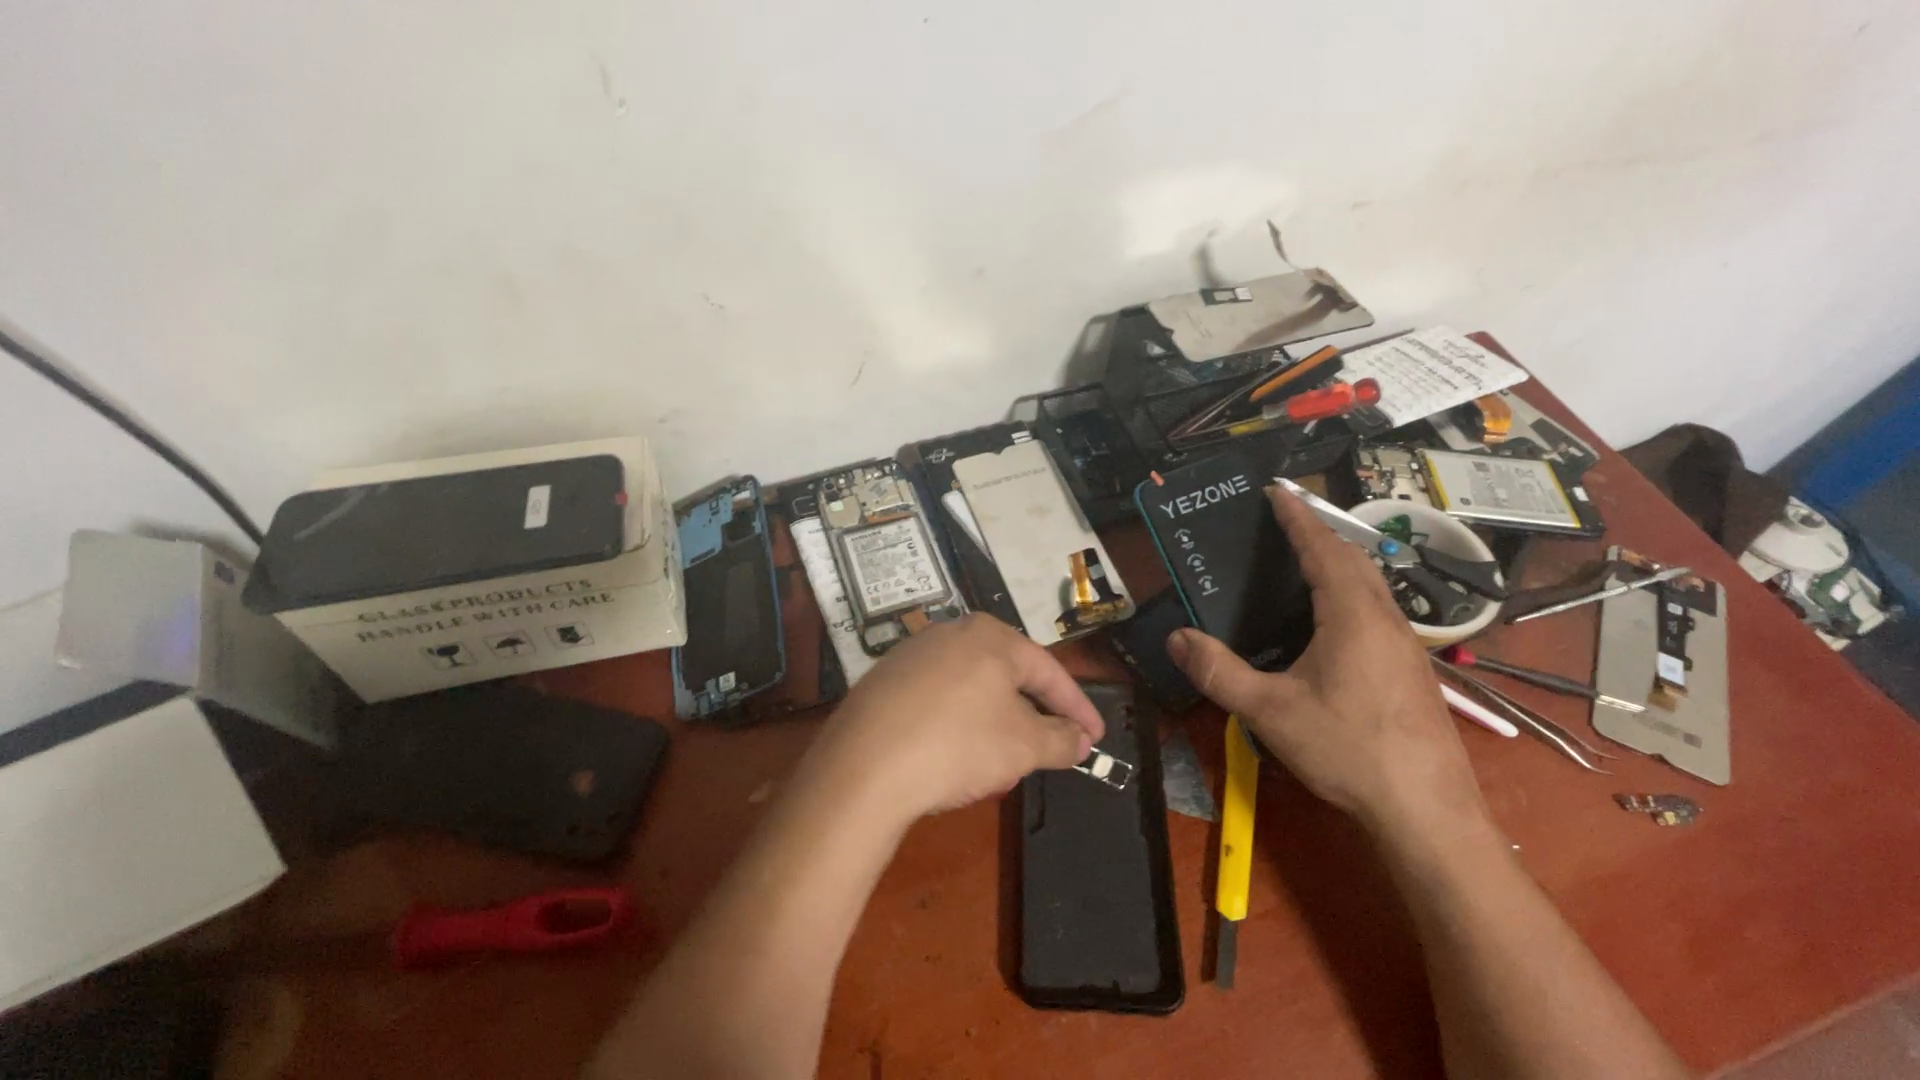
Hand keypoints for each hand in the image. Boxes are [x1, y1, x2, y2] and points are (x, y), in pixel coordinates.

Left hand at [805, 614, 1104, 821]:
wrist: (863, 768)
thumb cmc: (958, 746)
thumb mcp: (1023, 747)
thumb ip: (1061, 740)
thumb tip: (1080, 739)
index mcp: (990, 636)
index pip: (1048, 671)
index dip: (1077, 708)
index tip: (1096, 738)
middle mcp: (949, 633)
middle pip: (1007, 675)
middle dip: (1032, 713)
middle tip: (1051, 746)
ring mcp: (910, 655)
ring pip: (970, 688)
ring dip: (993, 722)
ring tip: (1002, 758)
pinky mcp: (881, 682)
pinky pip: (935, 700)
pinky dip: (955, 724)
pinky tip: (952, 755)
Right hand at [1167, 486, 1490, 842]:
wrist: (1426, 809)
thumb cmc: (1346, 750)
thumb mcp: (1269, 711)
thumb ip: (1219, 672)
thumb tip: (1176, 638)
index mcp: (1352, 616)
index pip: (1322, 550)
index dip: (1298, 518)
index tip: (1277, 491)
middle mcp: (1385, 620)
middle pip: (1355, 560)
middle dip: (1321, 535)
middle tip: (1287, 524)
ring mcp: (1407, 647)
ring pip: (1374, 587)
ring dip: (1342, 564)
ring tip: (1307, 565)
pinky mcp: (1412, 672)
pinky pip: (1381, 612)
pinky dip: (1353, 595)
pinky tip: (1336, 625)